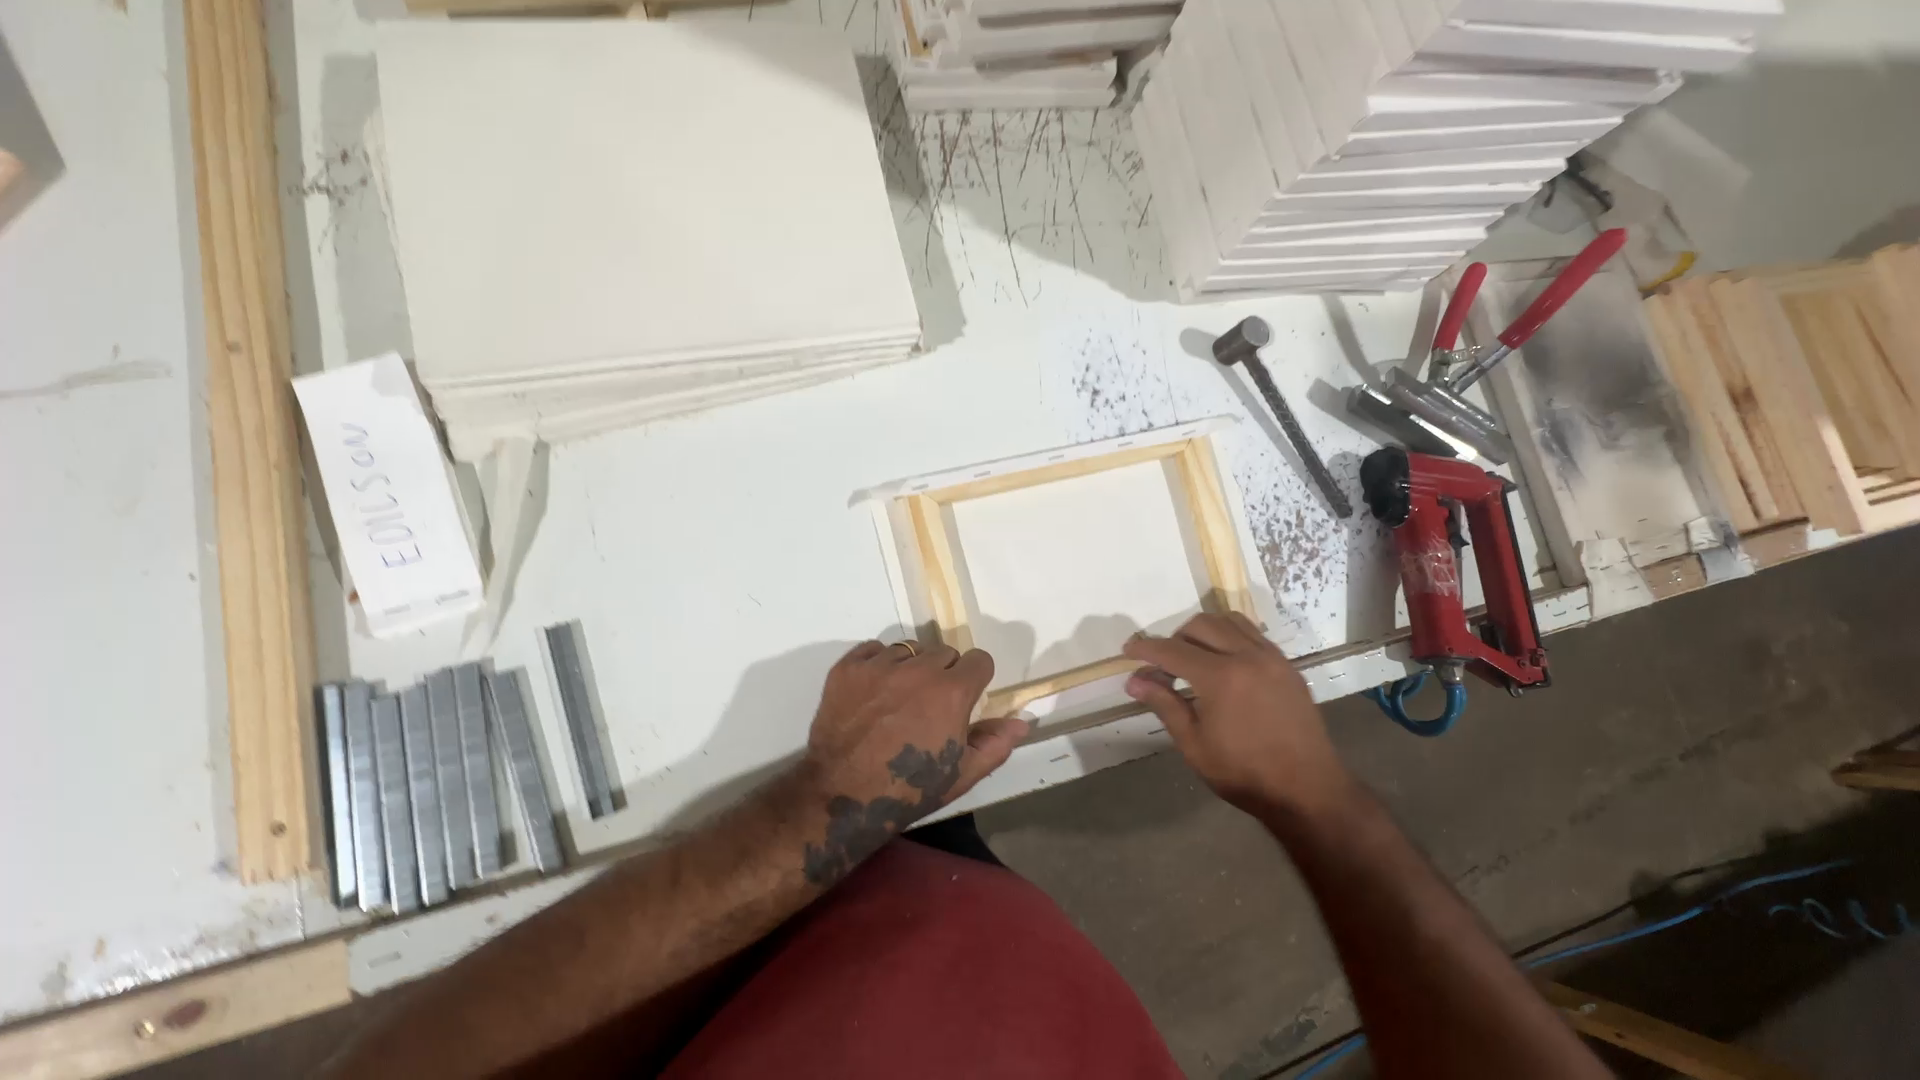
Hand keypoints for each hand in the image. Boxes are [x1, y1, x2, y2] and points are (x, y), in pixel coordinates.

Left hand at [797, 641, 1028, 879]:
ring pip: (909, 649)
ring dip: (911, 668)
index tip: (965, 699)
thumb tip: (1021, 722)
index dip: (975, 680)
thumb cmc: (909, 790)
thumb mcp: (961, 775)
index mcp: (952, 691)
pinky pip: (874, 649)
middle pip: (944, 653)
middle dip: (944, 674)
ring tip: (899, 700)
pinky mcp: (848, 668)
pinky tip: (874, 692)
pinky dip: (878, 664)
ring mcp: (880, 666)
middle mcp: (918, 669)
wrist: (843, 795)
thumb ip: (995, 744)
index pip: (979, 660)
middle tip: (930, 705)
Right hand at [1122, 613, 1349, 816]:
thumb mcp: (1194, 744)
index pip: (1172, 650)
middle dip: (1175, 639)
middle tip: (1164, 666)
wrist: (1306, 789)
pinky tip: (1225, 664)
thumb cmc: (1243, 773)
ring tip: (1195, 659)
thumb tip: (1135, 680)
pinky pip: (1253, 635)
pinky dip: (1231, 638)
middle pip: (1200, 625)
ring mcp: (1272, 658)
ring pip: (1230, 622)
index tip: (1128, 650)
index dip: (1146, 648)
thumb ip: (1165, 704)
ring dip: (1205, 632)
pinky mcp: (1287, 666)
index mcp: (1220, 677)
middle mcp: (1247, 656)